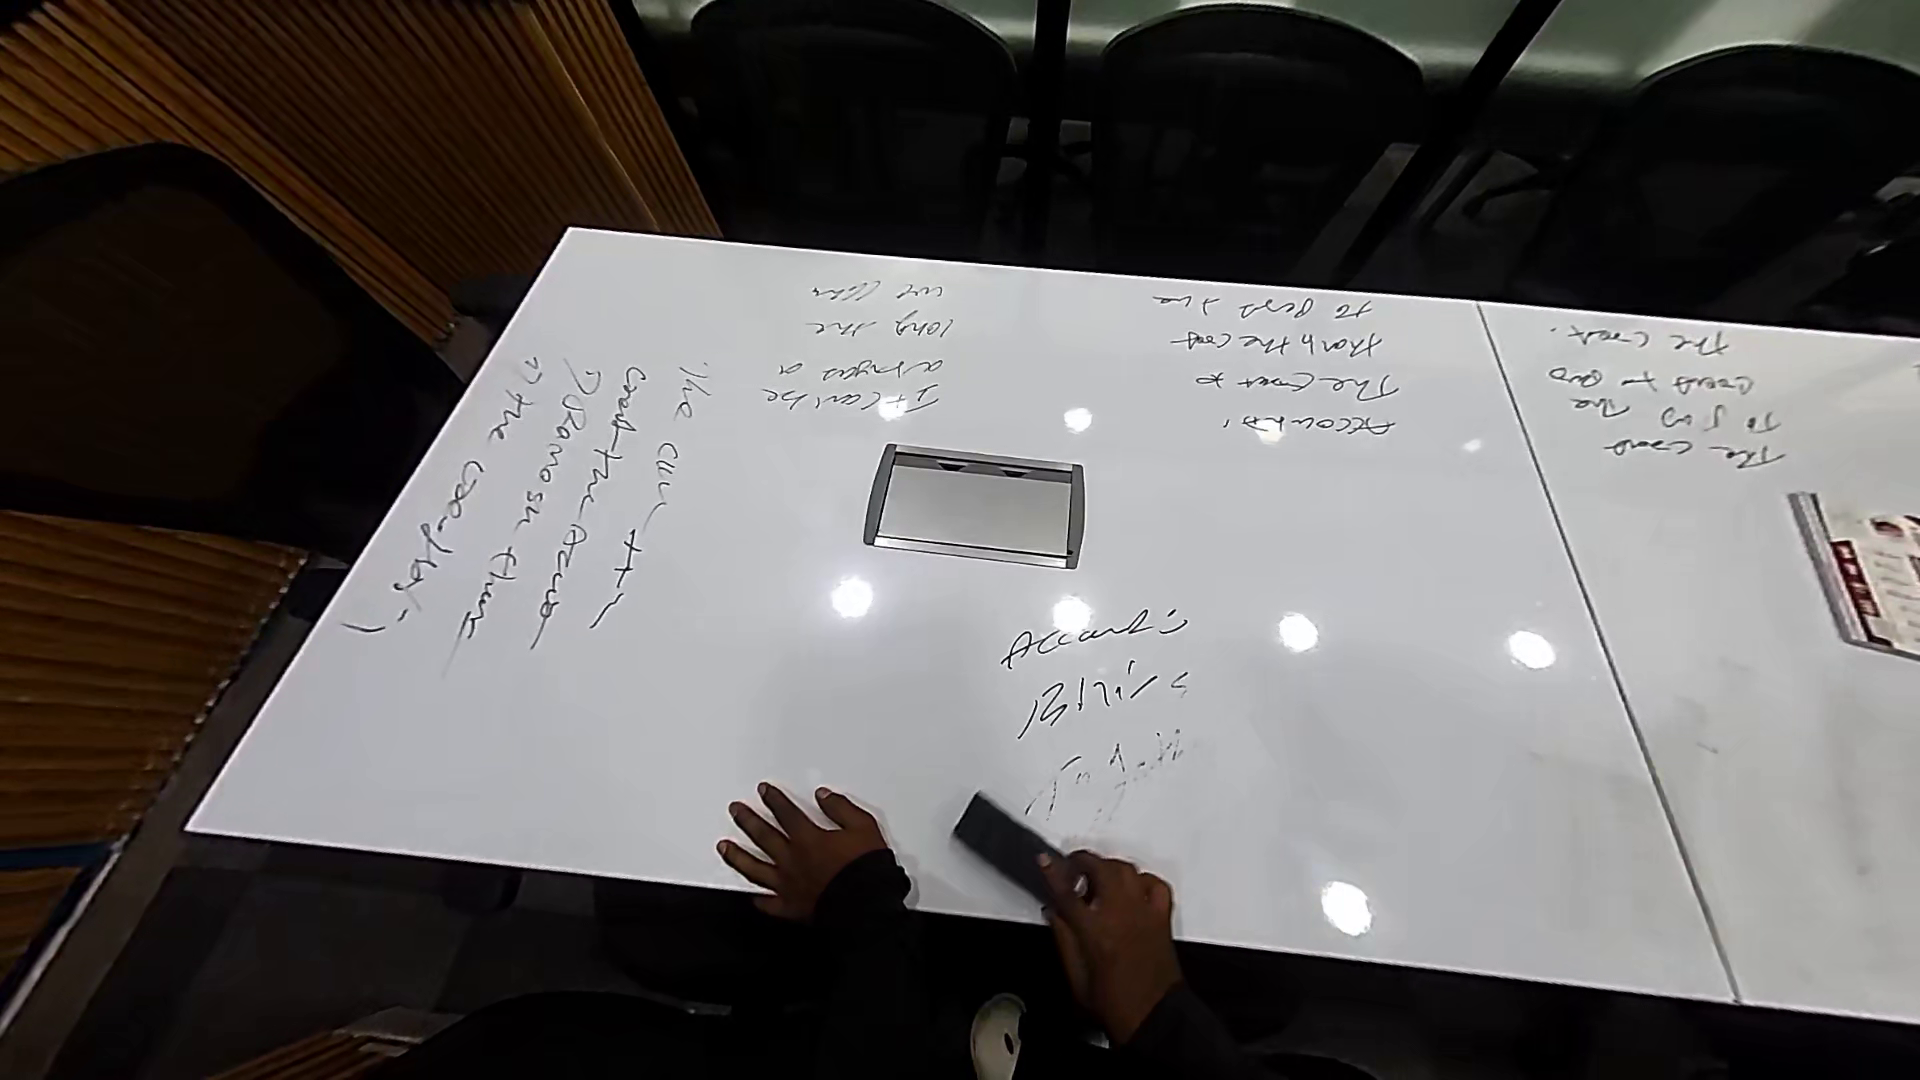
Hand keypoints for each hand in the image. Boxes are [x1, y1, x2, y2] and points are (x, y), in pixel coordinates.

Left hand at [717, 783, 887, 920]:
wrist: (866, 907)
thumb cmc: (865, 866)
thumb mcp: (862, 825)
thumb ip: (840, 808)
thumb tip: (823, 796)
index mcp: (809, 839)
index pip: (786, 813)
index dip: (774, 800)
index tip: (764, 791)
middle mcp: (792, 861)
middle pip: (764, 837)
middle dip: (748, 820)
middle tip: (736, 810)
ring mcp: (788, 886)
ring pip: (756, 869)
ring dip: (738, 856)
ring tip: (724, 847)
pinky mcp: (791, 909)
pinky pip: (768, 903)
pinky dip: (758, 898)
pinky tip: (752, 894)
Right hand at [1040, 850, 1182, 1043]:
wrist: (1156, 1022)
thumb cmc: (1116, 1006)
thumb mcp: (1077, 980)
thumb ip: (1063, 940)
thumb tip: (1054, 912)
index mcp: (1095, 932)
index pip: (1067, 892)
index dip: (1052, 872)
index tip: (1044, 859)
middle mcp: (1119, 915)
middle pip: (1099, 868)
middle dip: (1082, 861)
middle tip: (1073, 868)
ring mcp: (1143, 912)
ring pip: (1125, 869)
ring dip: (1109, 867)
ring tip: (1099, 877)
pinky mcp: (1161, 918)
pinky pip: (1154, 884)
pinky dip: (1142, 880)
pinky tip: (1132, 888)